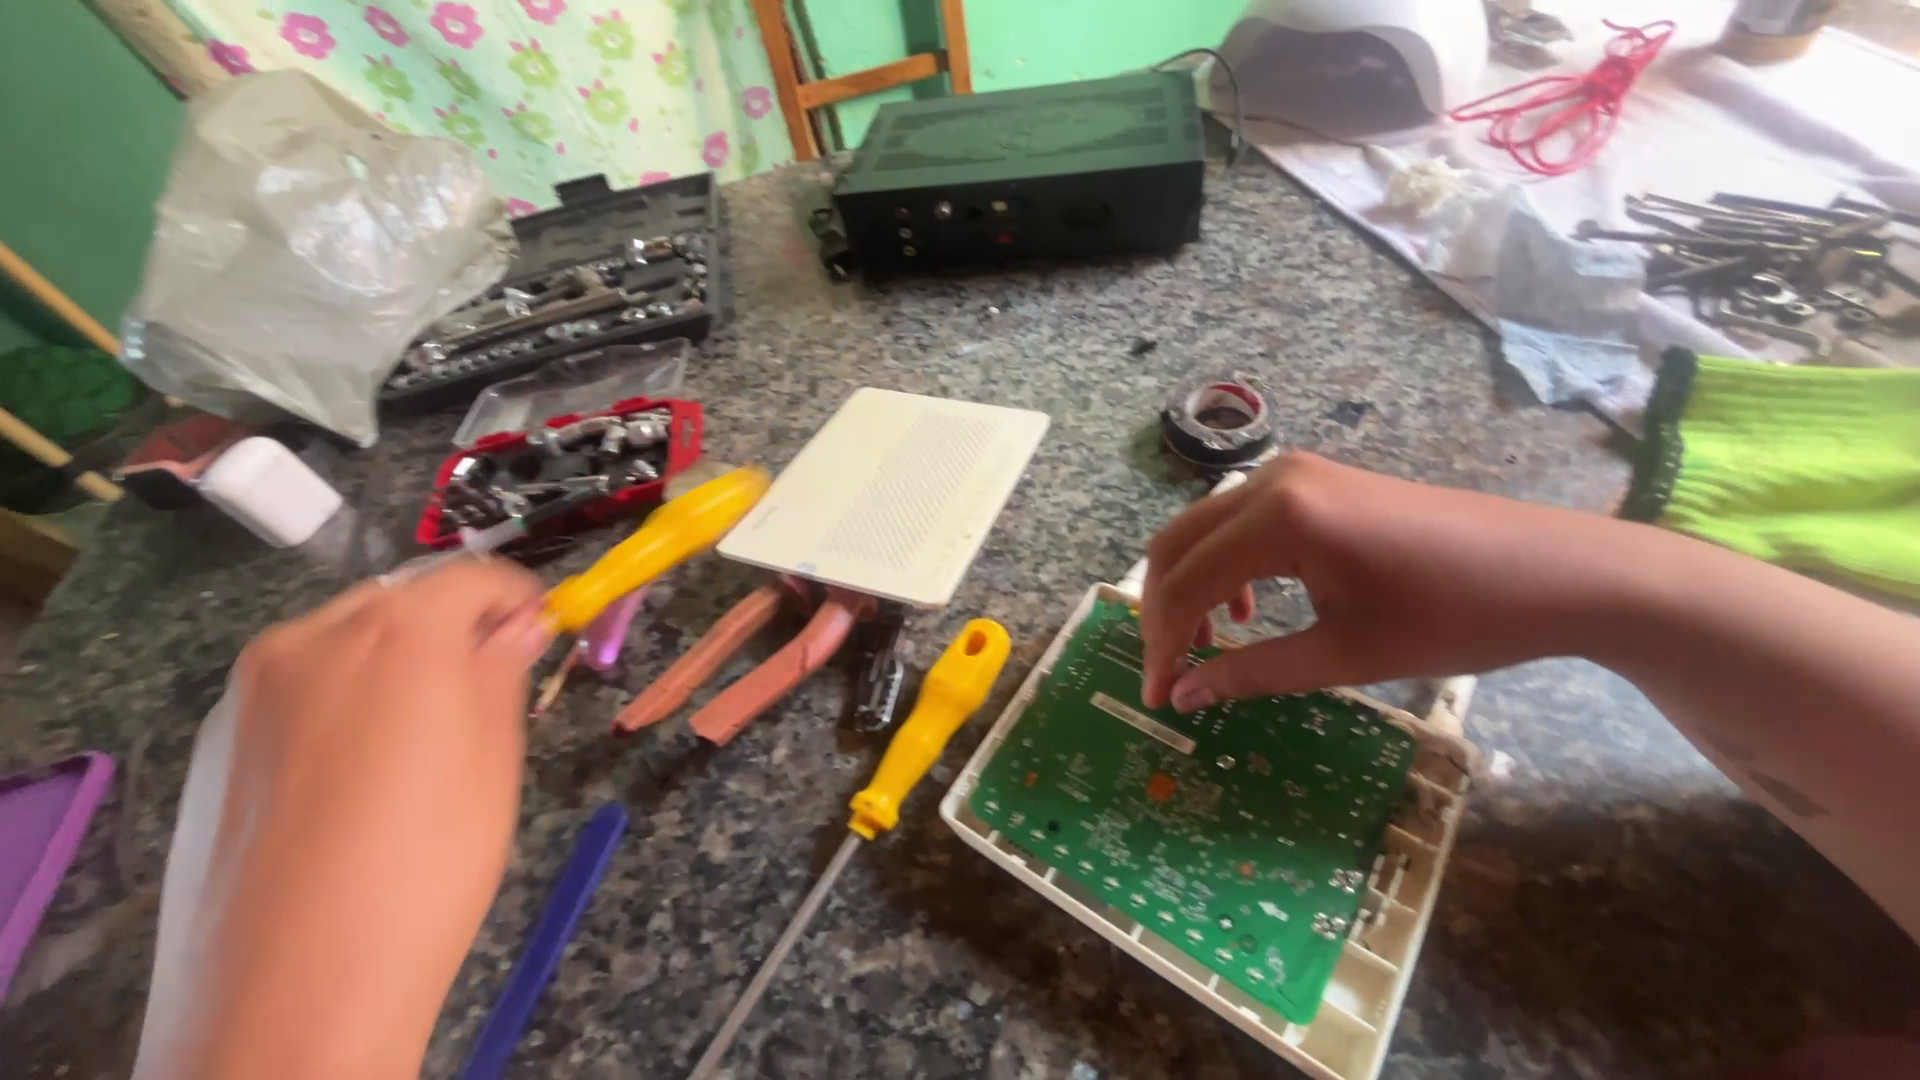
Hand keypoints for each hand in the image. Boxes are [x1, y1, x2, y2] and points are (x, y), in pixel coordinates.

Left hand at [186, 560, 551, 1078]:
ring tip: (428, 732)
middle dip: (456, 625)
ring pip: (350, 641)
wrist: (297, 982)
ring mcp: (254, 687)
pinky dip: (348, 697)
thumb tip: (521, 625)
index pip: (473, 574)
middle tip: (493, 683)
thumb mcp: (498, 754)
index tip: (544, 629)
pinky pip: (303, 687)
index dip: (520, 595)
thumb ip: (506, 668)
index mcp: (398, 630)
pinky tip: (364, 768)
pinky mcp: (218, 739)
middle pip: (405, 599)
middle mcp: (314, 636)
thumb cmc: (432, 855)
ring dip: (401, 658)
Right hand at [1139, 452, 1630, 711]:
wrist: (1557, 569)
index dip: (1162, 643)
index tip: (1159, 697)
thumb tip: (1183, 696)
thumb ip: (1252, 673)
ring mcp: (1293, 473)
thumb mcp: (1346, 656)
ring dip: (1190, 588)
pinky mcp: (1313, 482)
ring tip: (1207, 646)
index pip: (1186, 582)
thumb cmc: (1457, 617)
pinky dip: (1225, 568)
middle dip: (1162, 613)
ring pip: (1201, 531)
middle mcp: (1273, 479)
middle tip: (1170, 673)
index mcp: (1280, 517)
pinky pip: (1238, 523)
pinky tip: (1250, 609)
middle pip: (1175, 545)